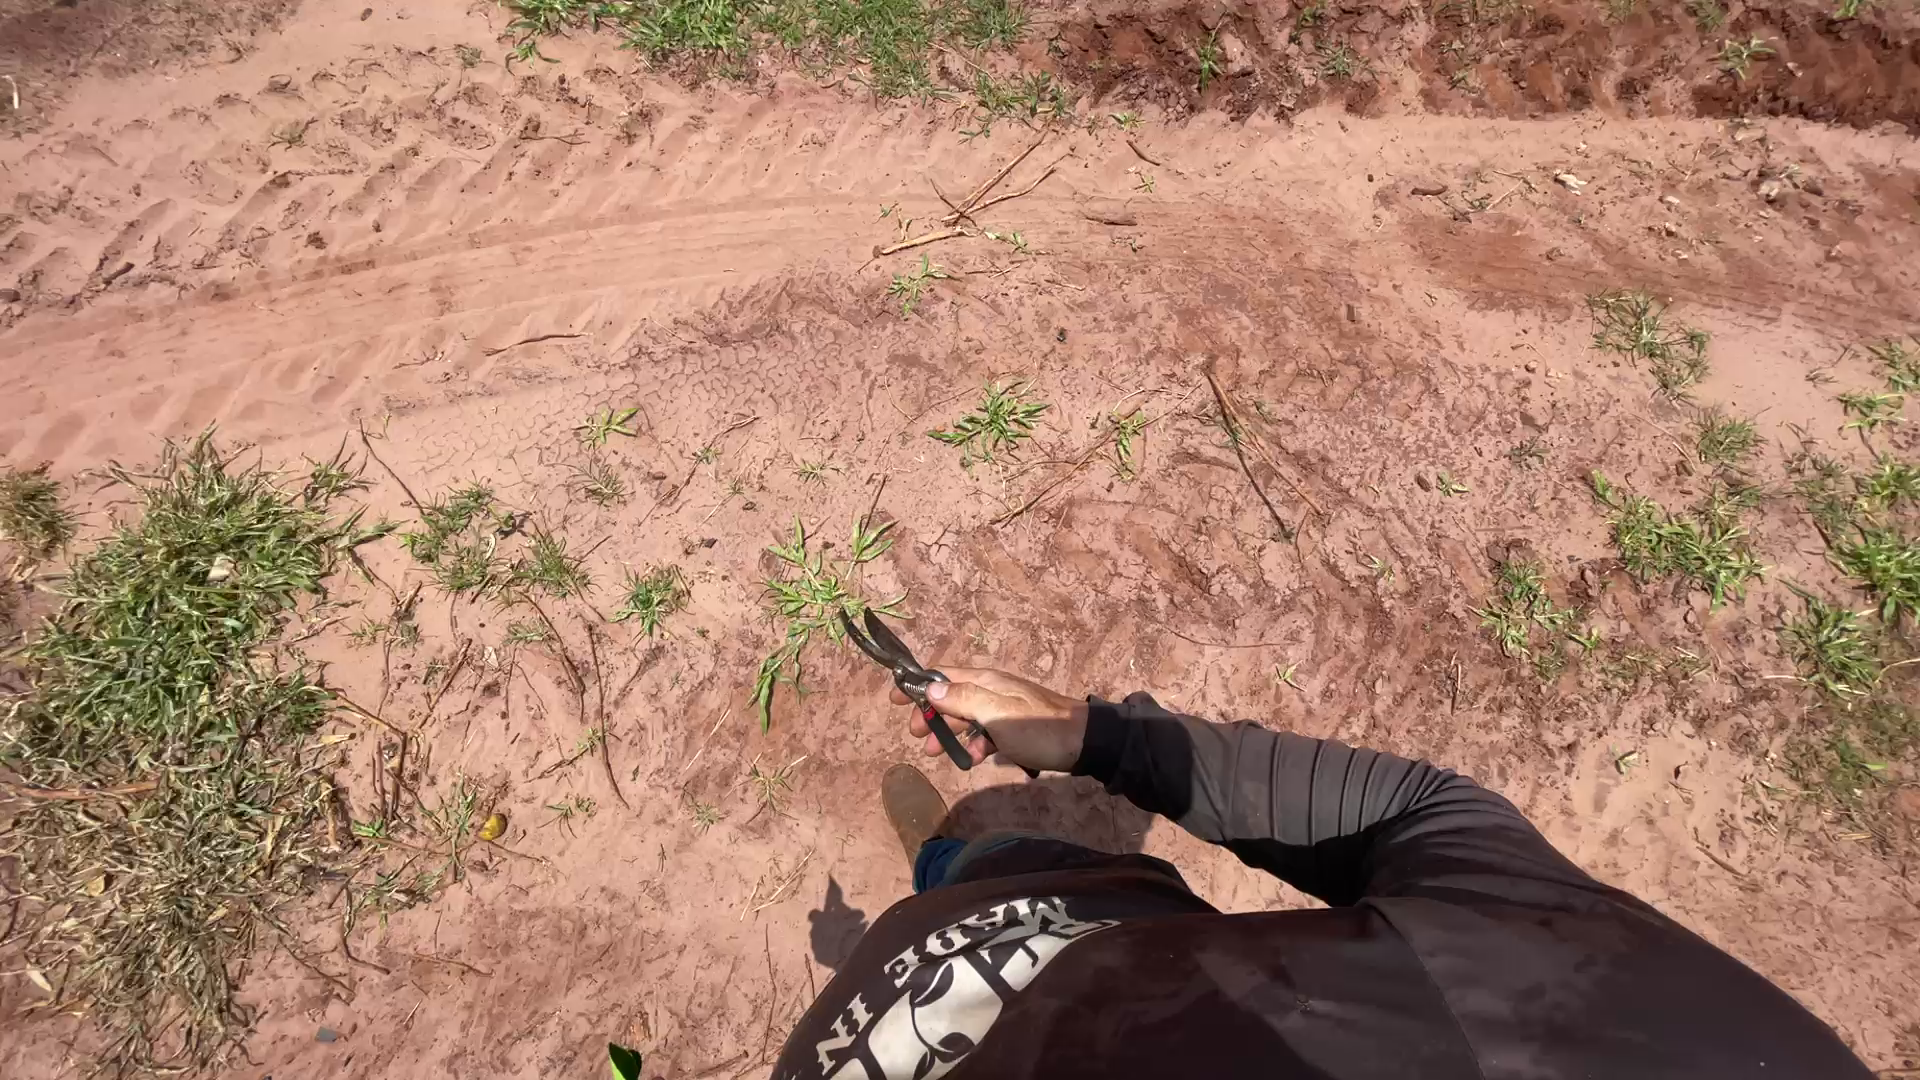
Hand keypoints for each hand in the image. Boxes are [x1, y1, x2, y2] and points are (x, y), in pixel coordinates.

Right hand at [889, 667, 1087, 772]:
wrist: (1084, 743)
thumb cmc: (1037, 727)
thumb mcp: (996, 713)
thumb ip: (962, 699)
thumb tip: (930, 687)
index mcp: (985, 680)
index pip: (942, 674)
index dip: (917, 684)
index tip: (893, 698)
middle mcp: (991, 688)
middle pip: (950, 696)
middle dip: (929, 714)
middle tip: (914, 736)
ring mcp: (1002, 708)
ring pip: (965, 716)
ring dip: (948, 733)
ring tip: (934, 752)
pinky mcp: (1013, 727)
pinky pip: (984, 732)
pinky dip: (974, 744)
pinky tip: (974, 759)